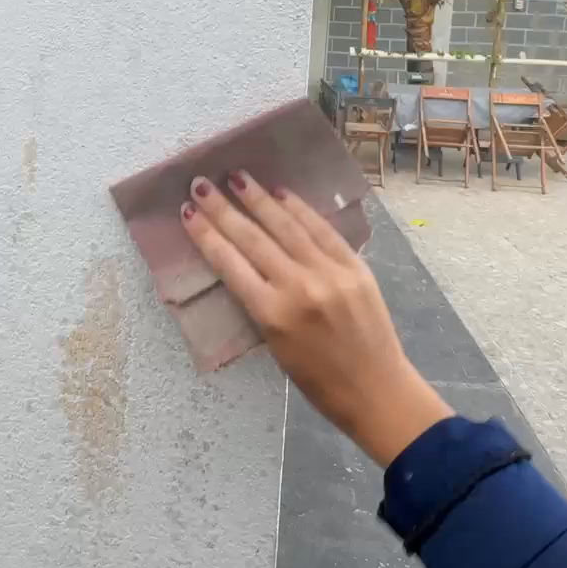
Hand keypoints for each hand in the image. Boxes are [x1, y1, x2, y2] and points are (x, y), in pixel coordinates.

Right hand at [182, 171, 450, 465]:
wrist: (378, 391)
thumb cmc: (318, 380)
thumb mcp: (274, 346)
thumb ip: (259, 302)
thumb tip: (241, 259)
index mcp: (272, 315)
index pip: (229, 264)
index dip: (205, 234)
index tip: (188, 211)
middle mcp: (298, 288)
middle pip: (252, 238)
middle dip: (222, 209)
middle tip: (200, 184)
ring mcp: (329, 274)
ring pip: (286, 226)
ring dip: (257, 198)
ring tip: (236, 176)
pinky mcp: (354, 267)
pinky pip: (321, 230)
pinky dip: (299, 209)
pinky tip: (280, 192)